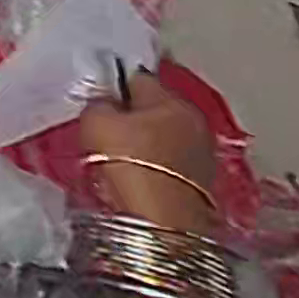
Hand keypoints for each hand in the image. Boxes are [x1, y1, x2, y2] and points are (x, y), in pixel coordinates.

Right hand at [77, 71, 217, 232]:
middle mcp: (196, 121)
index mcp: (172, 100)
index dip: (112, 85)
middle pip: (153, 106)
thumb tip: (105, 102)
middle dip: (130, 113)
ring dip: (143, 138)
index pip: (136, 78)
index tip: (96, 99)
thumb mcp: (94, 119)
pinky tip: (135, 171)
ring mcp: (204, 152)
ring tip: (117, 152)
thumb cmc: (126, 161)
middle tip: (104, 126)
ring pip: (163, 133)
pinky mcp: (203, 180)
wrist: (159, 219)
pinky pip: (169, 157)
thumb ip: (98, 102)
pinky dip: (153, 160)